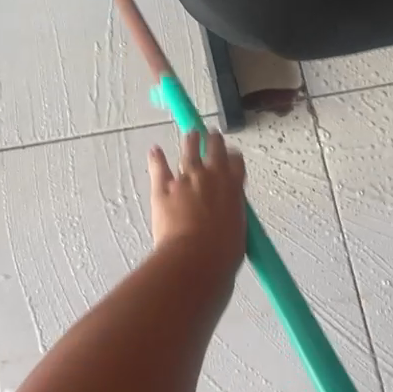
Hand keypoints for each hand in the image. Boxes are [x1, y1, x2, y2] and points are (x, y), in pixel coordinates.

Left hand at [147, 132, 246, 268]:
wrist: (195, 257)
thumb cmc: (222, 254)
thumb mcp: (238, 233)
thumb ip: (233, 218)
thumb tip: (228, 221)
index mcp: (234, 188)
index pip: (236, 163)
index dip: (233, 158)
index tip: (231, 156)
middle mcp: (211, 177)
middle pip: (214, 149)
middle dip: (213, 141)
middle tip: (212, 135)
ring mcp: (186, 180)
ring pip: (189, 152)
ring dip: (191, 141)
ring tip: (192, 134)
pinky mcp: (163, 188)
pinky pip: (159, 168)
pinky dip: (157, 158)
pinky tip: (155, 150)